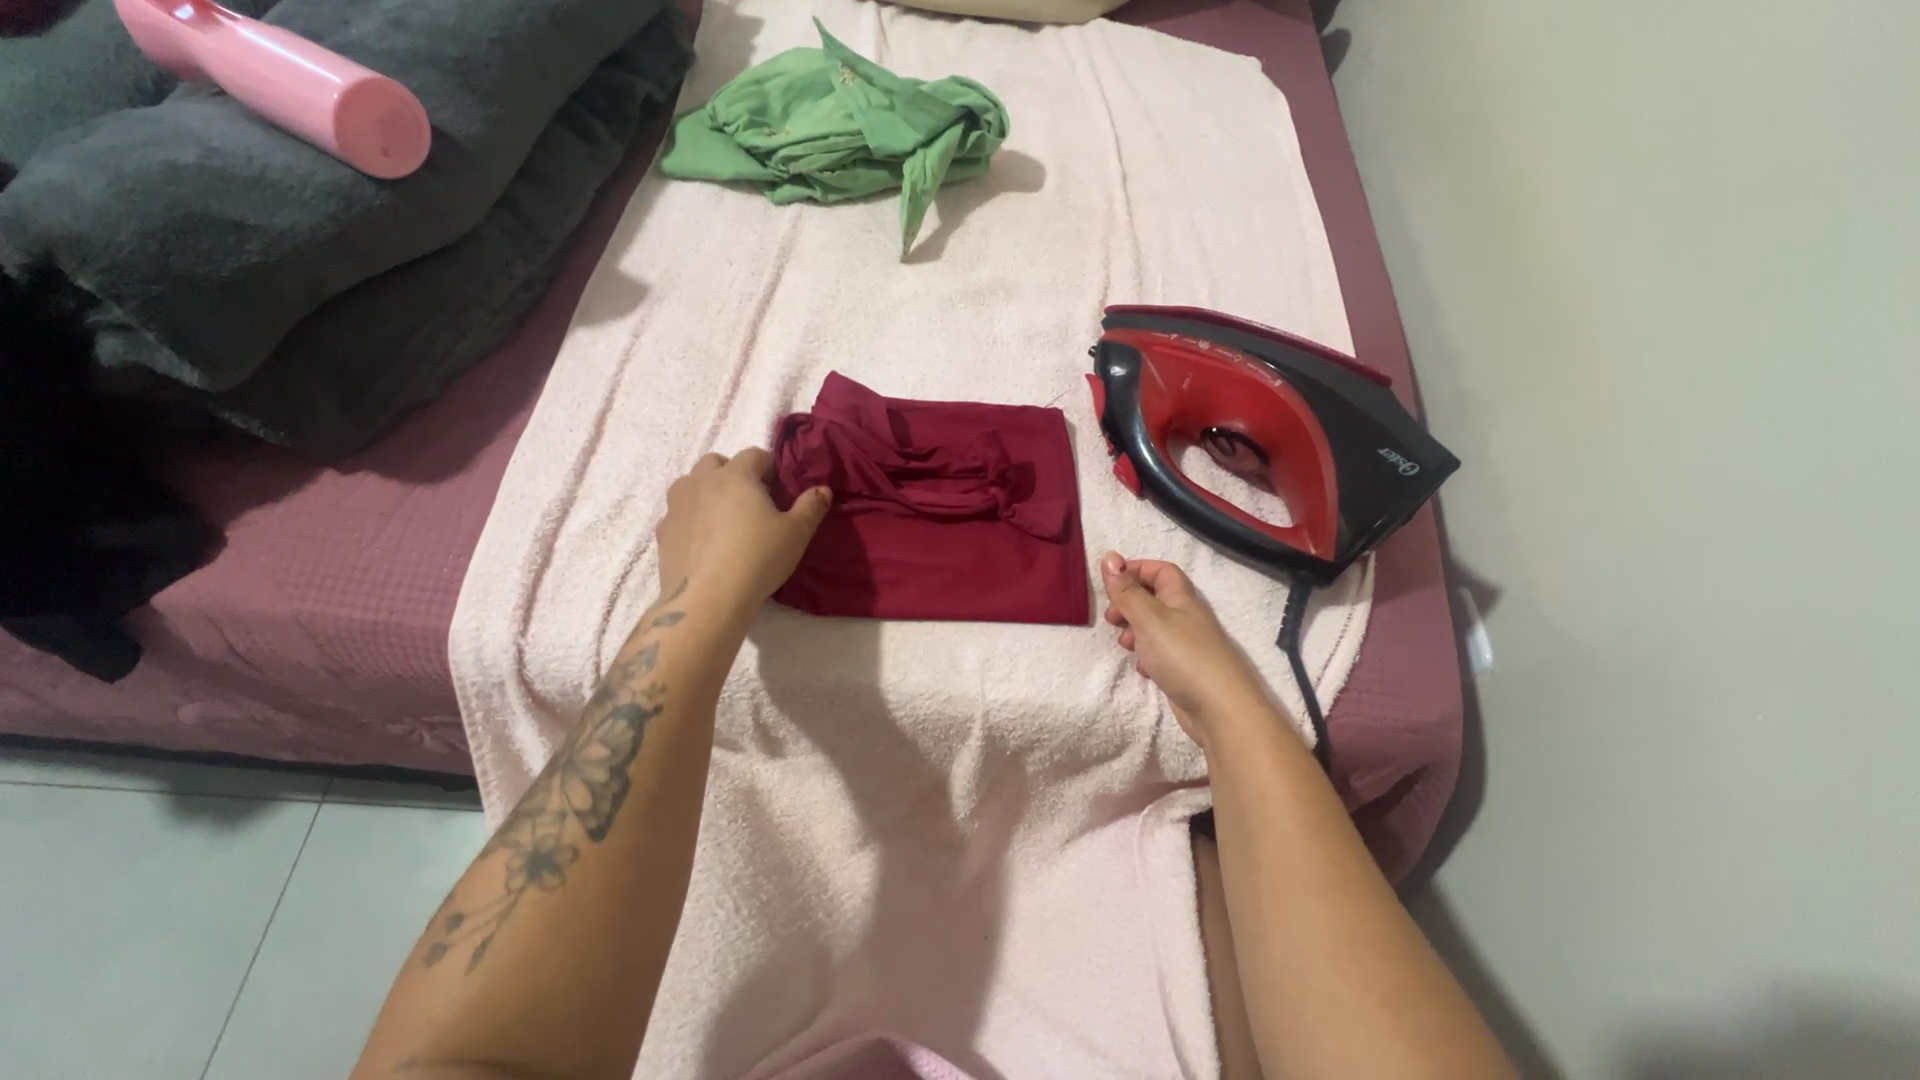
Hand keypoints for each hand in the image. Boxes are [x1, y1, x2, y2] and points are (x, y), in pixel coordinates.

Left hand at [655, 449, 831, 615]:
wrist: (708, 600)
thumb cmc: (758, 559)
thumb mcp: (796, 534)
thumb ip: (811, 506)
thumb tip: (822, 490)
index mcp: (735, 475)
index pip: (755, 455)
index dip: (770, 468)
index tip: (779, 489)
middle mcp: (700, 482)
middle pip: (716, 462)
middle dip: (733, 473)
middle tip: (750, 501)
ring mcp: (676, 506)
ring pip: (690, 485)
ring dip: (706, 492)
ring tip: (723, 519)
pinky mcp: (662, 533)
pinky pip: (678, 515)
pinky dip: (691, 520)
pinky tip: (705, 544)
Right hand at [1100, 551, 1278, 747]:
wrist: (1219, 710)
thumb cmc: (1182, 656)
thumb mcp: (1149, 618)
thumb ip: (1127, 591)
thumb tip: (1109, 556)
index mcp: (1181, 599)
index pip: (1161, 571)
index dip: (1136, 570)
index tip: (1111, 582)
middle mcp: (1186, 618)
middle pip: (1155, 598)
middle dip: (1129, 603)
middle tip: (1112, 618)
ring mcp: (1186, 645)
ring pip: (1154, 627)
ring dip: (1134, 631)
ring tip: (1123, 644)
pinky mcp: (1183, 670)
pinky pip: (1159, 654)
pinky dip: (1145, 656)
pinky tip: (1140, 667)